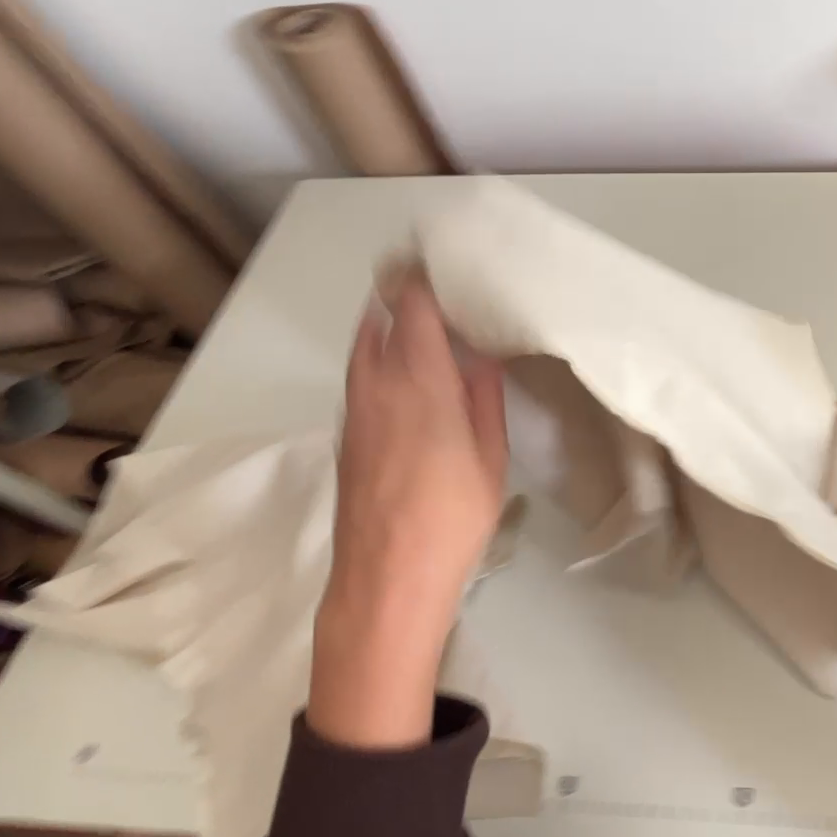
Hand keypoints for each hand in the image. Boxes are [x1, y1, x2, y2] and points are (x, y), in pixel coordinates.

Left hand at [309, 265, 508, 749]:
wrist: (386, 578)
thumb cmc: (453, 519)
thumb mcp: (489, 460)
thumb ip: (483, 401)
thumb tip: (481, 356)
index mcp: (421, 386)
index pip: (414, 311)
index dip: (420, 279)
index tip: (436, 258)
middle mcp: (378, 386)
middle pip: (380, 321)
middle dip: (399, 294)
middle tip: (431, 282)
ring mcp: (355, 410)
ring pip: (364, 348)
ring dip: (386, 325)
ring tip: (418, 319)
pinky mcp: (347, 434)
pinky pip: (361, 376)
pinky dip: (379, 356)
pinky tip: (404, 371)